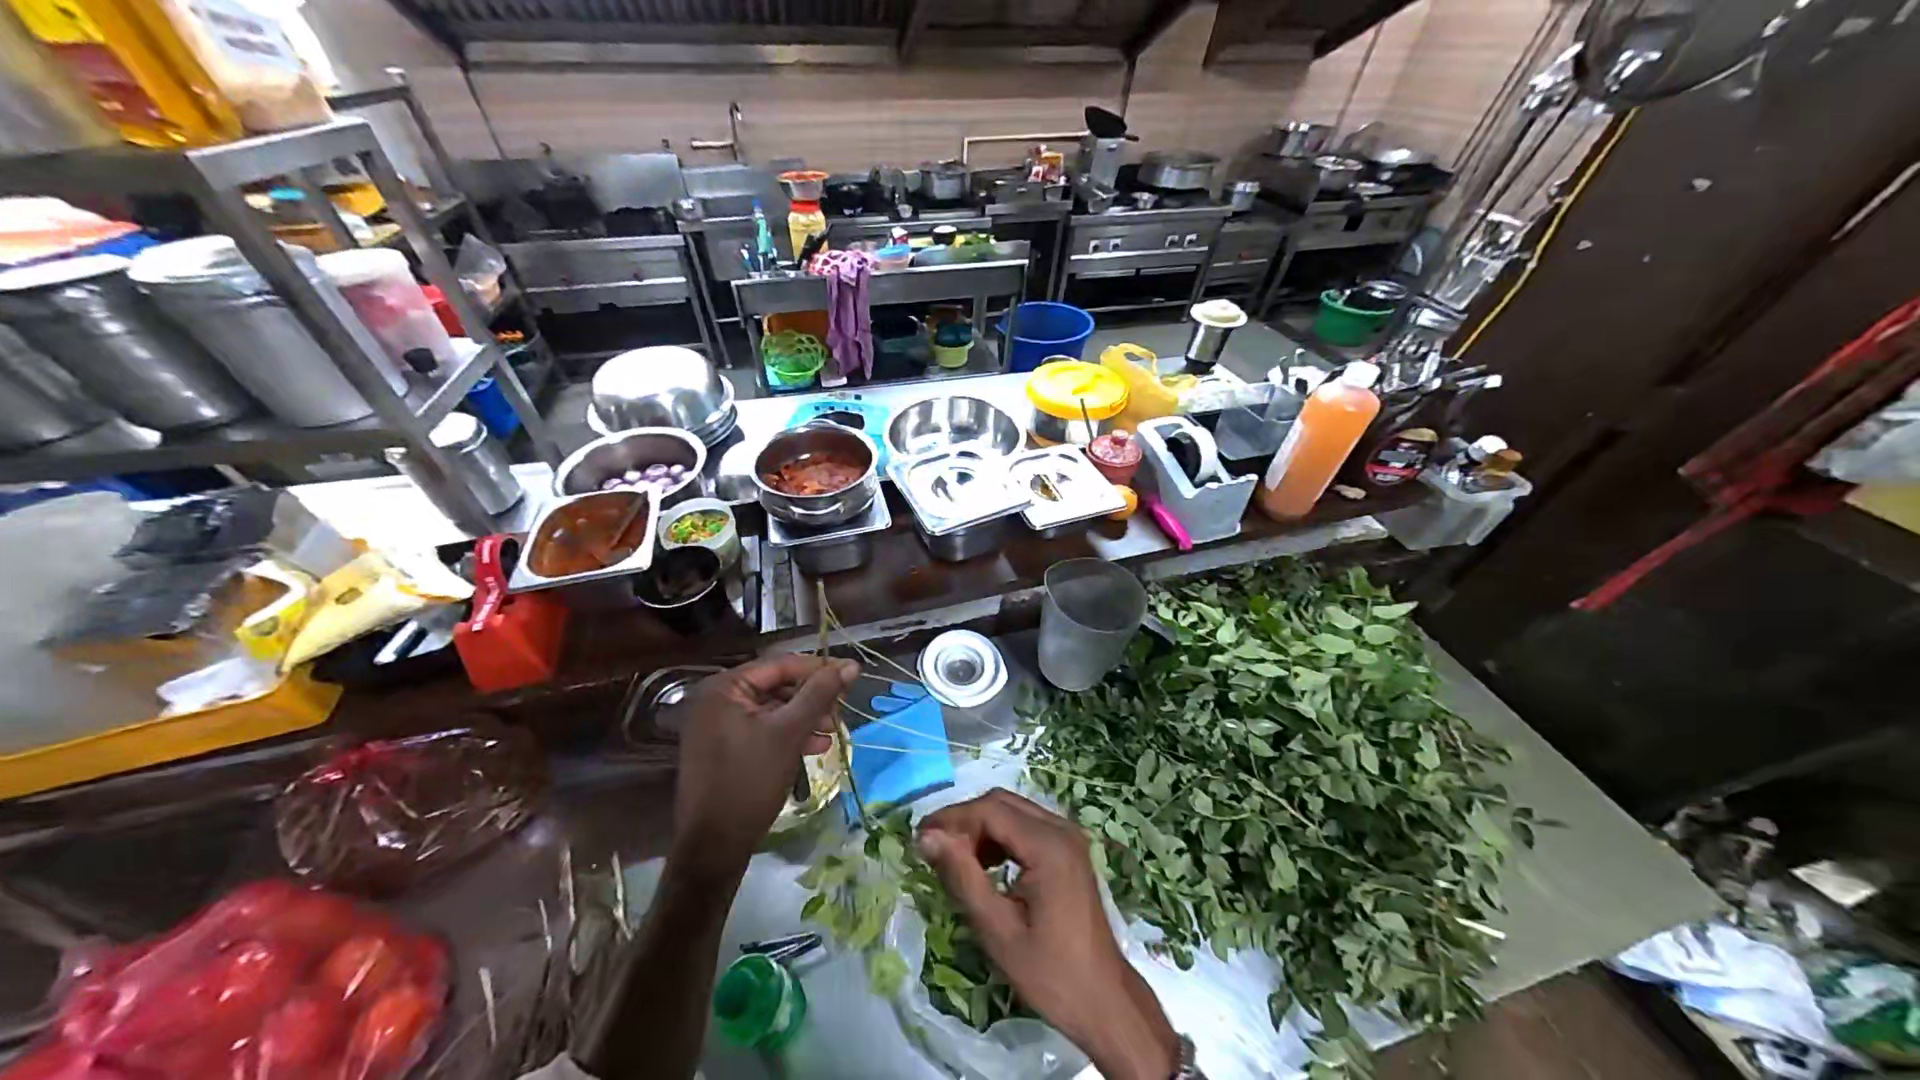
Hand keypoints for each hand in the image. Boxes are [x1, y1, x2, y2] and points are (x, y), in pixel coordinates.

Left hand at [672, 655, 859, 879]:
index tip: (852, 674)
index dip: (818, 668)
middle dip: (812, 698)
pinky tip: (816, 746)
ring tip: (833, 731)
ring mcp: (719, 725)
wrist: (714, 845)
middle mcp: (717, 699)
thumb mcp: (789, 732)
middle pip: (777, 686)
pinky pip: (764, 729)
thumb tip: (851, 665)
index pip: (780, 664)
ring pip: (773, 709)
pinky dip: (790, 734)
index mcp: (724, 688)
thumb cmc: (749, 780)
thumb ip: (820, 694)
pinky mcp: (726, 747)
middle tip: (842, 708)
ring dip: (805, 717)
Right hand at [917, 790, 1178, 1079]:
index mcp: (1049, 845)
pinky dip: (1000, 837)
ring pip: (1013, 811)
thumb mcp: (997, 928)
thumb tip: (926, 837)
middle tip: (933, 850)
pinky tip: (984, 866)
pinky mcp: (1069, 850)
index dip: (951, 819)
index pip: (990, 809)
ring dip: (980, 828)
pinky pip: (1027, 827)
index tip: (919, 840)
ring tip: (954, 861)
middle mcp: (1062, 829)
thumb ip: (961, 876)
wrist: (1103, 1000)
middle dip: (964, 821)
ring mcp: (1069, 838)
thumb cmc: (1049, 972)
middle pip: (1001, 803)